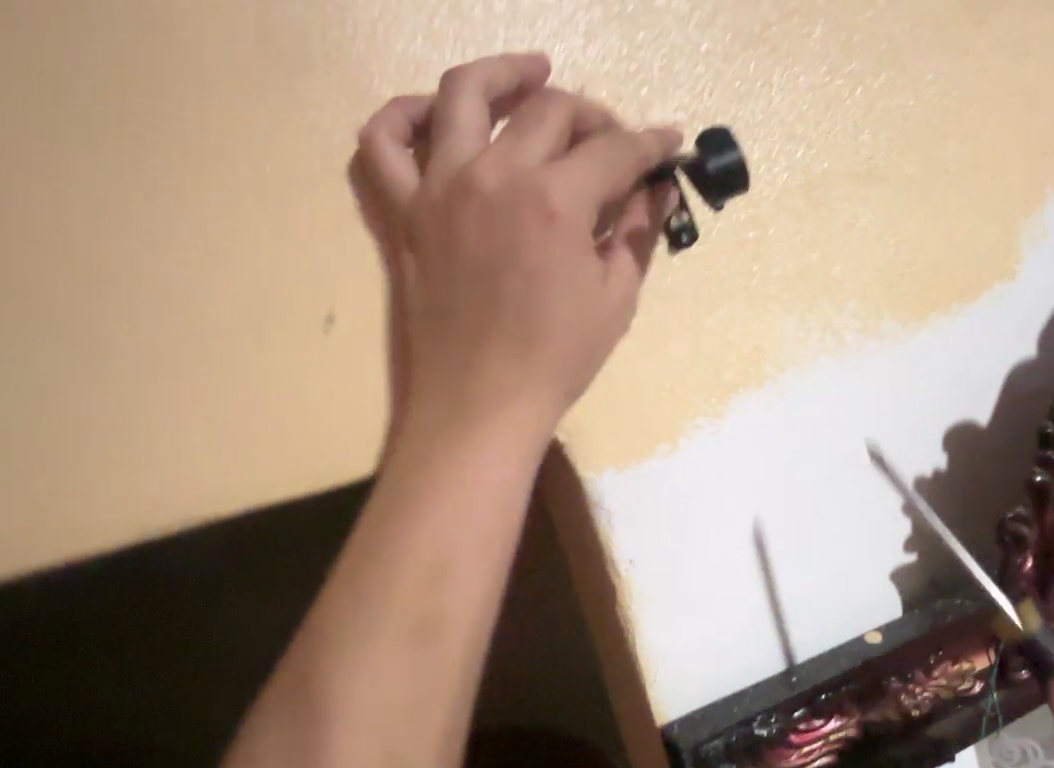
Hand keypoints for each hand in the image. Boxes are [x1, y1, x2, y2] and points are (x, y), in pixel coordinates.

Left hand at [349, 54, 681, 450]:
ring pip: (462, 94)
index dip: (651, 144)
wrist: (481, 406)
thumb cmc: (557, 361)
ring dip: (504, 74)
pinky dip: (404, 115)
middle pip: (550, 111)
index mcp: (556, 202)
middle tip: (613, 140)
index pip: (615, 149)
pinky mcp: (403, 210)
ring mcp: (440, 187)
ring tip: (531, 75)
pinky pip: (384, 141)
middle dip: (594, 115)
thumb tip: (655, 193)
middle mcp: (496, 176)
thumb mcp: (616, 300)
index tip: (670, 144)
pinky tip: (435, 116)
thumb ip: (637, 235)